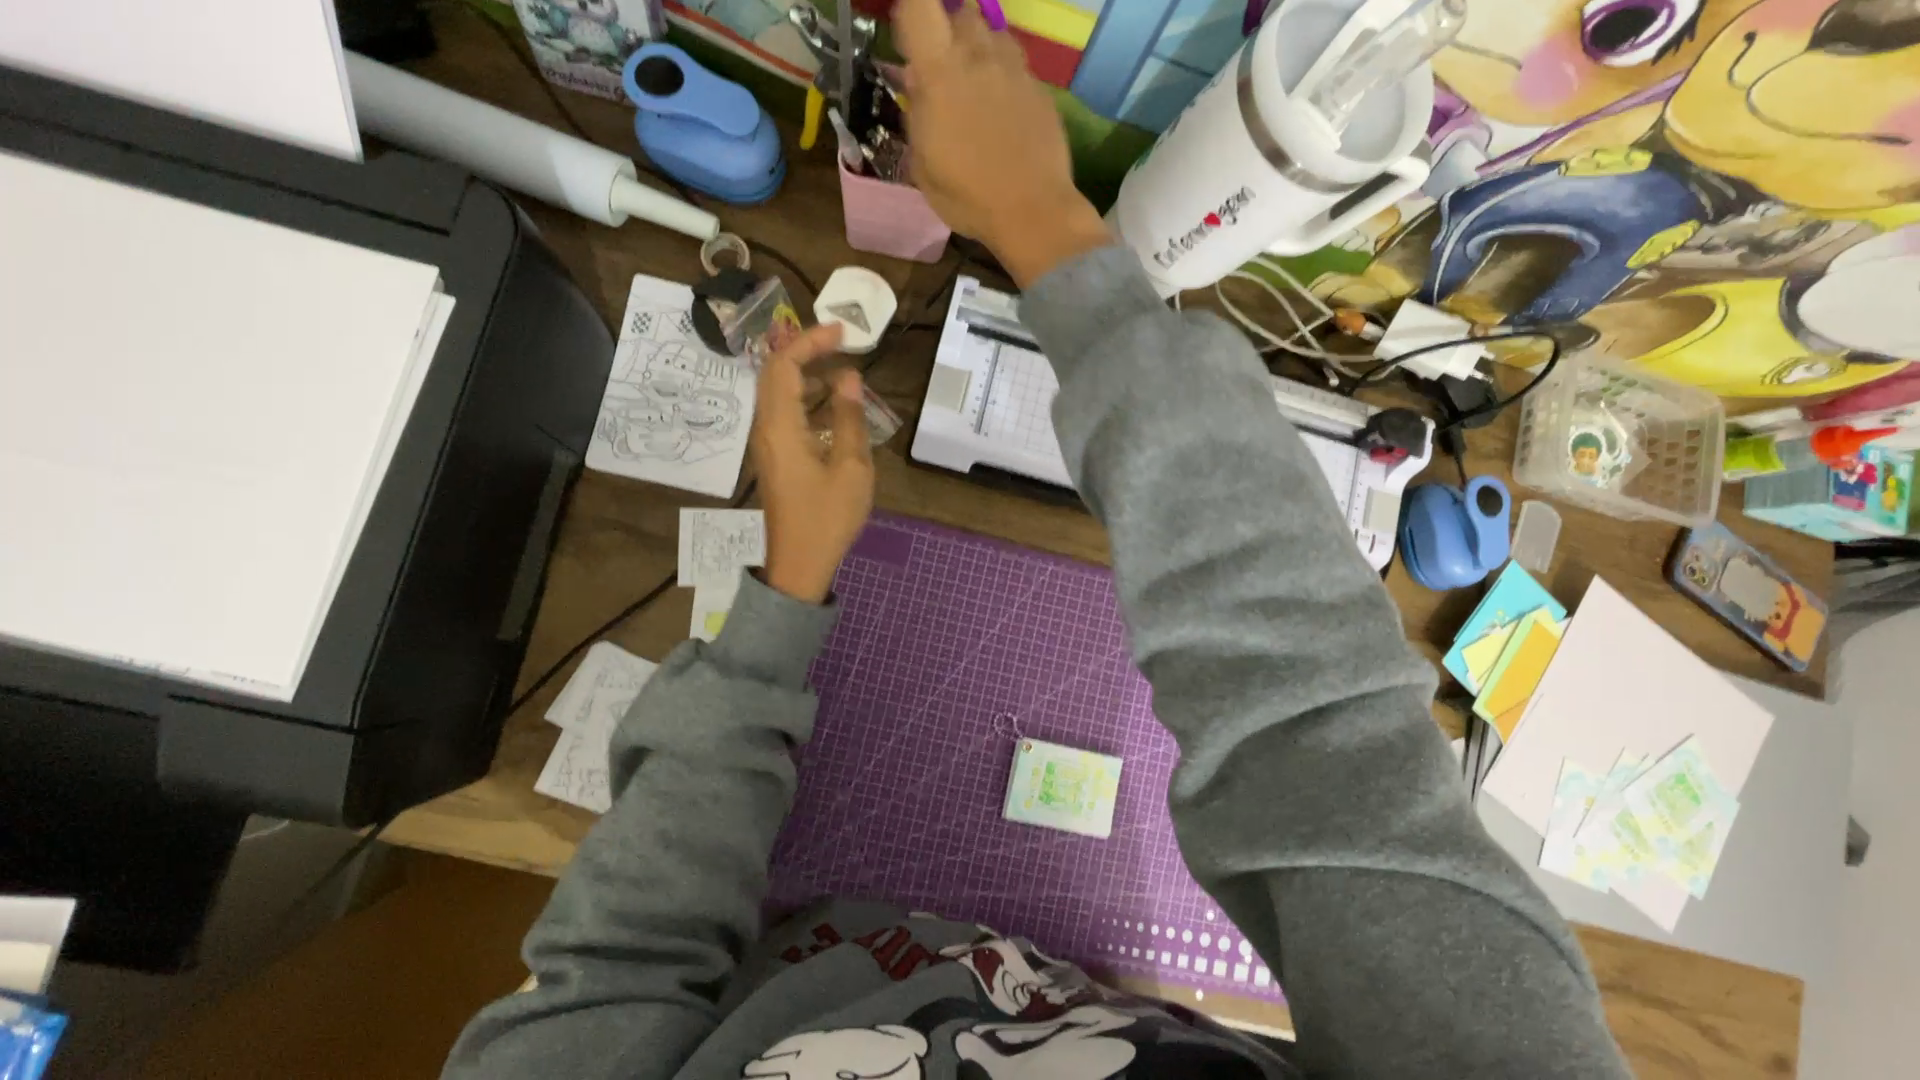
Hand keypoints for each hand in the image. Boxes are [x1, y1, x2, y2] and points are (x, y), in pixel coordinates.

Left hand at [750, 323, 873, 603]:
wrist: (799, 564)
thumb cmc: (827, 518)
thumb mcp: (850, 468)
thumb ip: (848, 417)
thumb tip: (848, 377)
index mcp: (781, 427)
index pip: (785, 365)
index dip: (811, 342)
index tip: (844, 332)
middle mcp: (766, 429)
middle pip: (775, 373)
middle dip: (806, 351)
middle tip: (842, 343)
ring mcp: (767, 444)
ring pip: (778, 393)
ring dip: (806, 374)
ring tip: (841, 369)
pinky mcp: (775, 458)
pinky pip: (784, 413)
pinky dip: (805, 398)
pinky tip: (833, 406)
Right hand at [895, 0, 1111, 285]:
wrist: (1033, 211)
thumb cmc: (967, 196)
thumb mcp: (923, 165)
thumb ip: (917, 113)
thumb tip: (917, 81)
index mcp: (941, 73)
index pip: (919, 6)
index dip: (911, 12)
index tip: (908, 38)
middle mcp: (980, 57)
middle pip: (962, 11)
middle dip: (948, 27)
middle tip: (943, 65)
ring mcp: (1016, 70)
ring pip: (994, 34)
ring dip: (980, 49)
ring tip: (975, 86)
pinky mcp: (1041, 89)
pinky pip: (1017, 66)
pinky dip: (1004, 77)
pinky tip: (1003, 112)